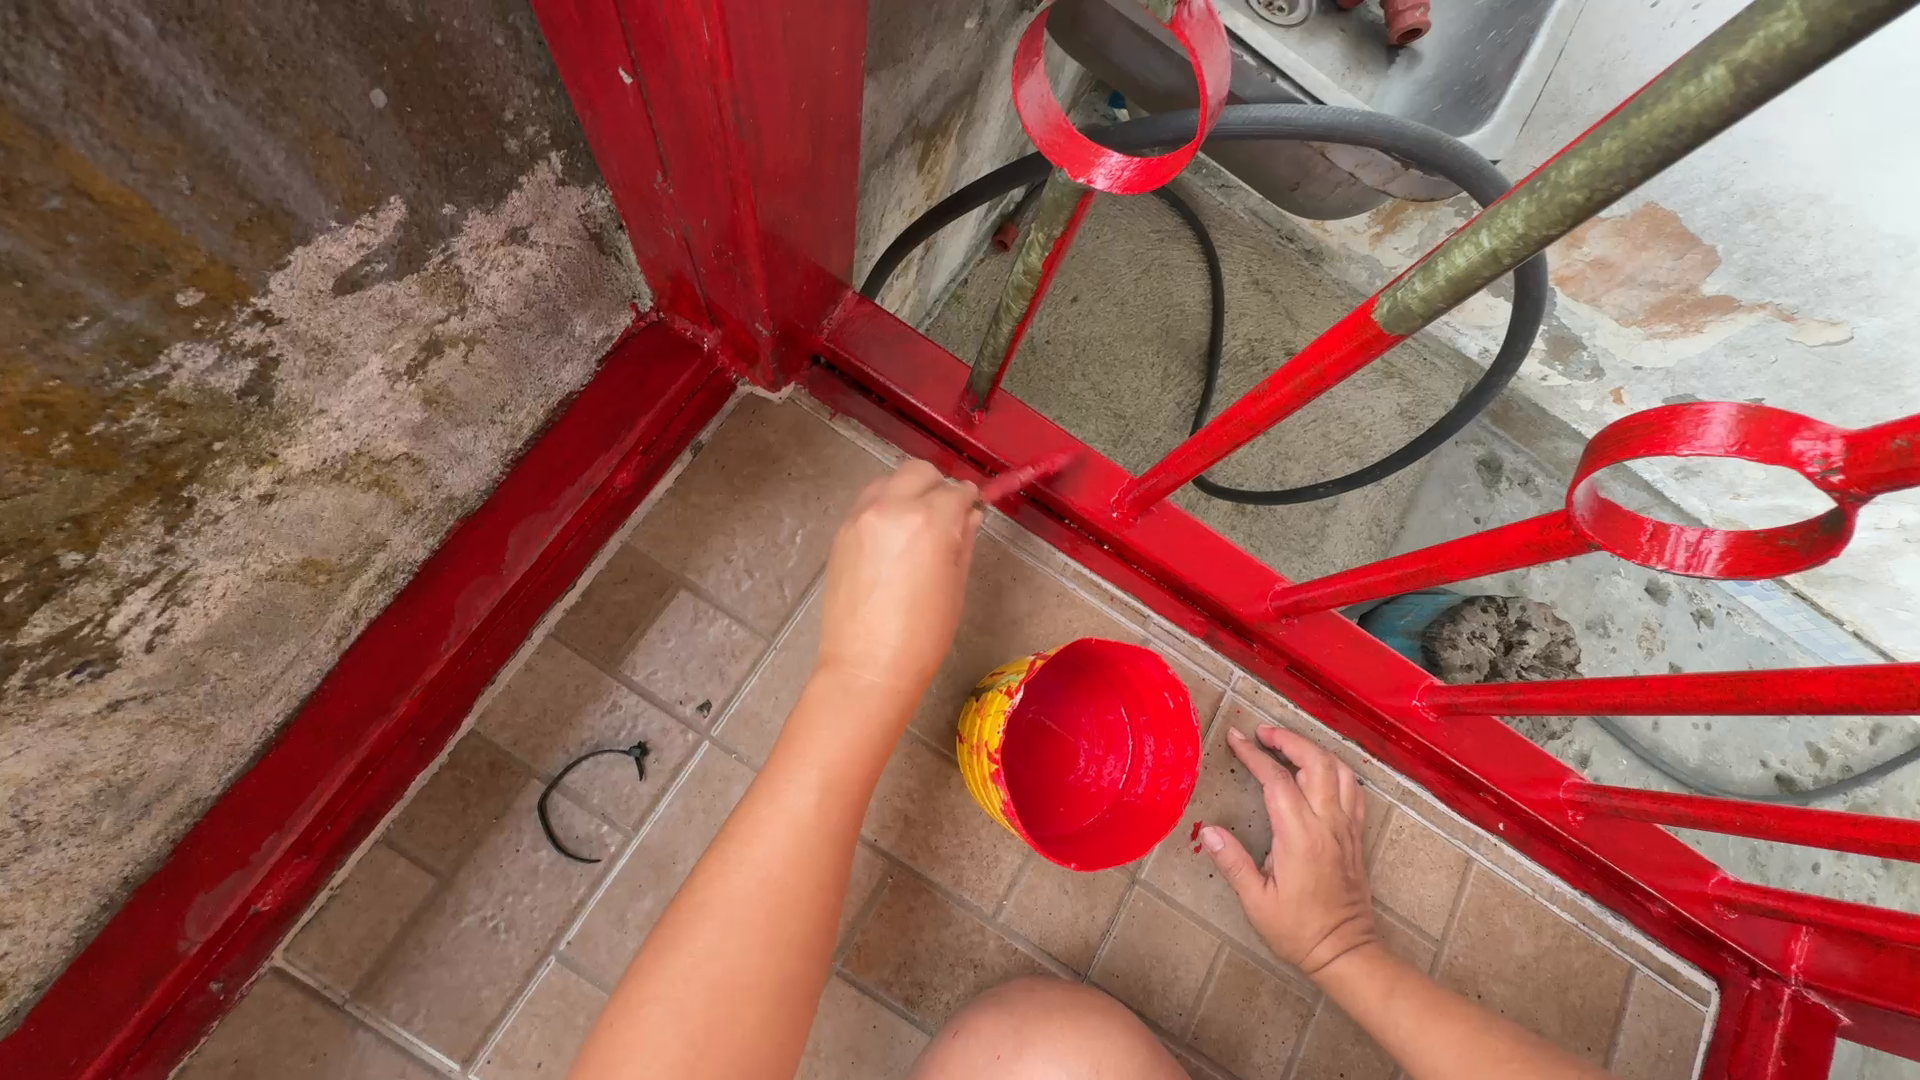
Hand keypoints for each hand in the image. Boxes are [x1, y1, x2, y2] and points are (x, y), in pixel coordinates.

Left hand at [814, 459, 981, 700]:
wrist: (867, 666)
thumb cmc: (922, 635)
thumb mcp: (956, 586)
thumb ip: (963, 541)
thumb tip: (968, 517)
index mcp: (930, 521)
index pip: (957, 491)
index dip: (969, 501)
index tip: (973, 511)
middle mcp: (892, 508)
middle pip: (920, 472)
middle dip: (938, 486)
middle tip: (946, 514)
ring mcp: (861, 518)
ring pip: (889, 480)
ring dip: (908, 491)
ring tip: (917, 524)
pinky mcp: (841, 533)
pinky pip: (868, 502)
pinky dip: (885, 507)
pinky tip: (893, 538)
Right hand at [1200, 726, 1376, 975]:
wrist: (1347, 954)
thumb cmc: (1298, 930)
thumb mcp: (1256, 902)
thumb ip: (1232, 861)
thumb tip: (1207, 830)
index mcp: (1300, 837)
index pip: (1277, 780)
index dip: (1254, 754)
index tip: (1235, 738)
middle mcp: (1328, 824)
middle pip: (1316, 762)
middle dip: (1289, 739)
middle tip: (1262, 733)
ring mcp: (1347, 828)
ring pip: (1340, 770)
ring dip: (1313, 749)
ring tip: (1287, 744)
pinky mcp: (1357, 835)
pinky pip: (1353, 789)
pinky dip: (1334, 768)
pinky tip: (1317, 769)